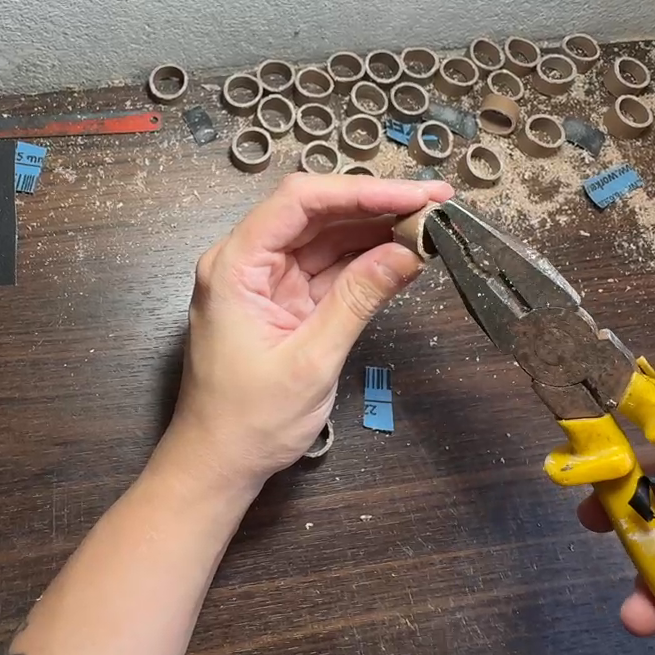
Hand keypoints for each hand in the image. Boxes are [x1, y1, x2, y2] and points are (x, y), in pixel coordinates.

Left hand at [162, 174, 452, 492]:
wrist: (217, 463)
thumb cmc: (251, 420)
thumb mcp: (311, 360)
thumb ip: (358, 300)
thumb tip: (410, 251)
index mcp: (235, 264)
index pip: (298, 202)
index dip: (360, 191)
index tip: (415, 195)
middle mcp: (247, 260)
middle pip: (314, 213)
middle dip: (375, 204)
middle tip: (437, 202)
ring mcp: (265, 279)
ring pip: (324, 237)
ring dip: (374, 229)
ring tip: (430, 223)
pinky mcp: (283, 299)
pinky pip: (327, 267)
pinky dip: (364, 260)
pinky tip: (403, 253)